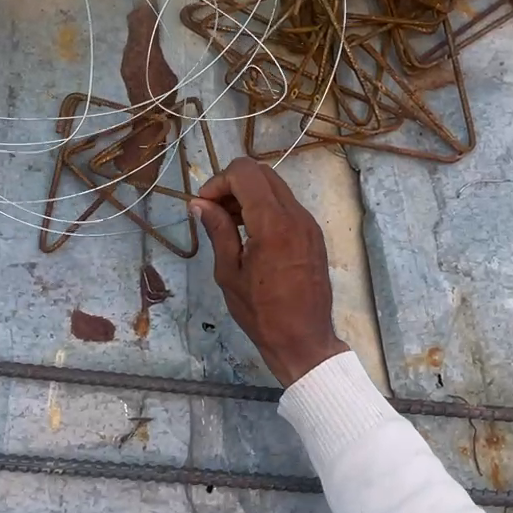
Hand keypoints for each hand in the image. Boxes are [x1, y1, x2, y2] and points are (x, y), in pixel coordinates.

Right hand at [191, 158, 349, 385]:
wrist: (303, 339)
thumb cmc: (260, 312)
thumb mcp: (229, 272)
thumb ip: (217, 231)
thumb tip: (200, 204)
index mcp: (273, 224)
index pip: (245, 173)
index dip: (218, 182)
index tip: (203, 205)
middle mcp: (296, 215)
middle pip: (261, 172)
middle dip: (232, 183)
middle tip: (213, 211)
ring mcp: (308, 223)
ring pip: (274, 187)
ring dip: (248, 194)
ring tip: (228, 223)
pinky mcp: (313, 234)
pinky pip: (285, 205)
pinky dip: (263, 207)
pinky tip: (249, 233)